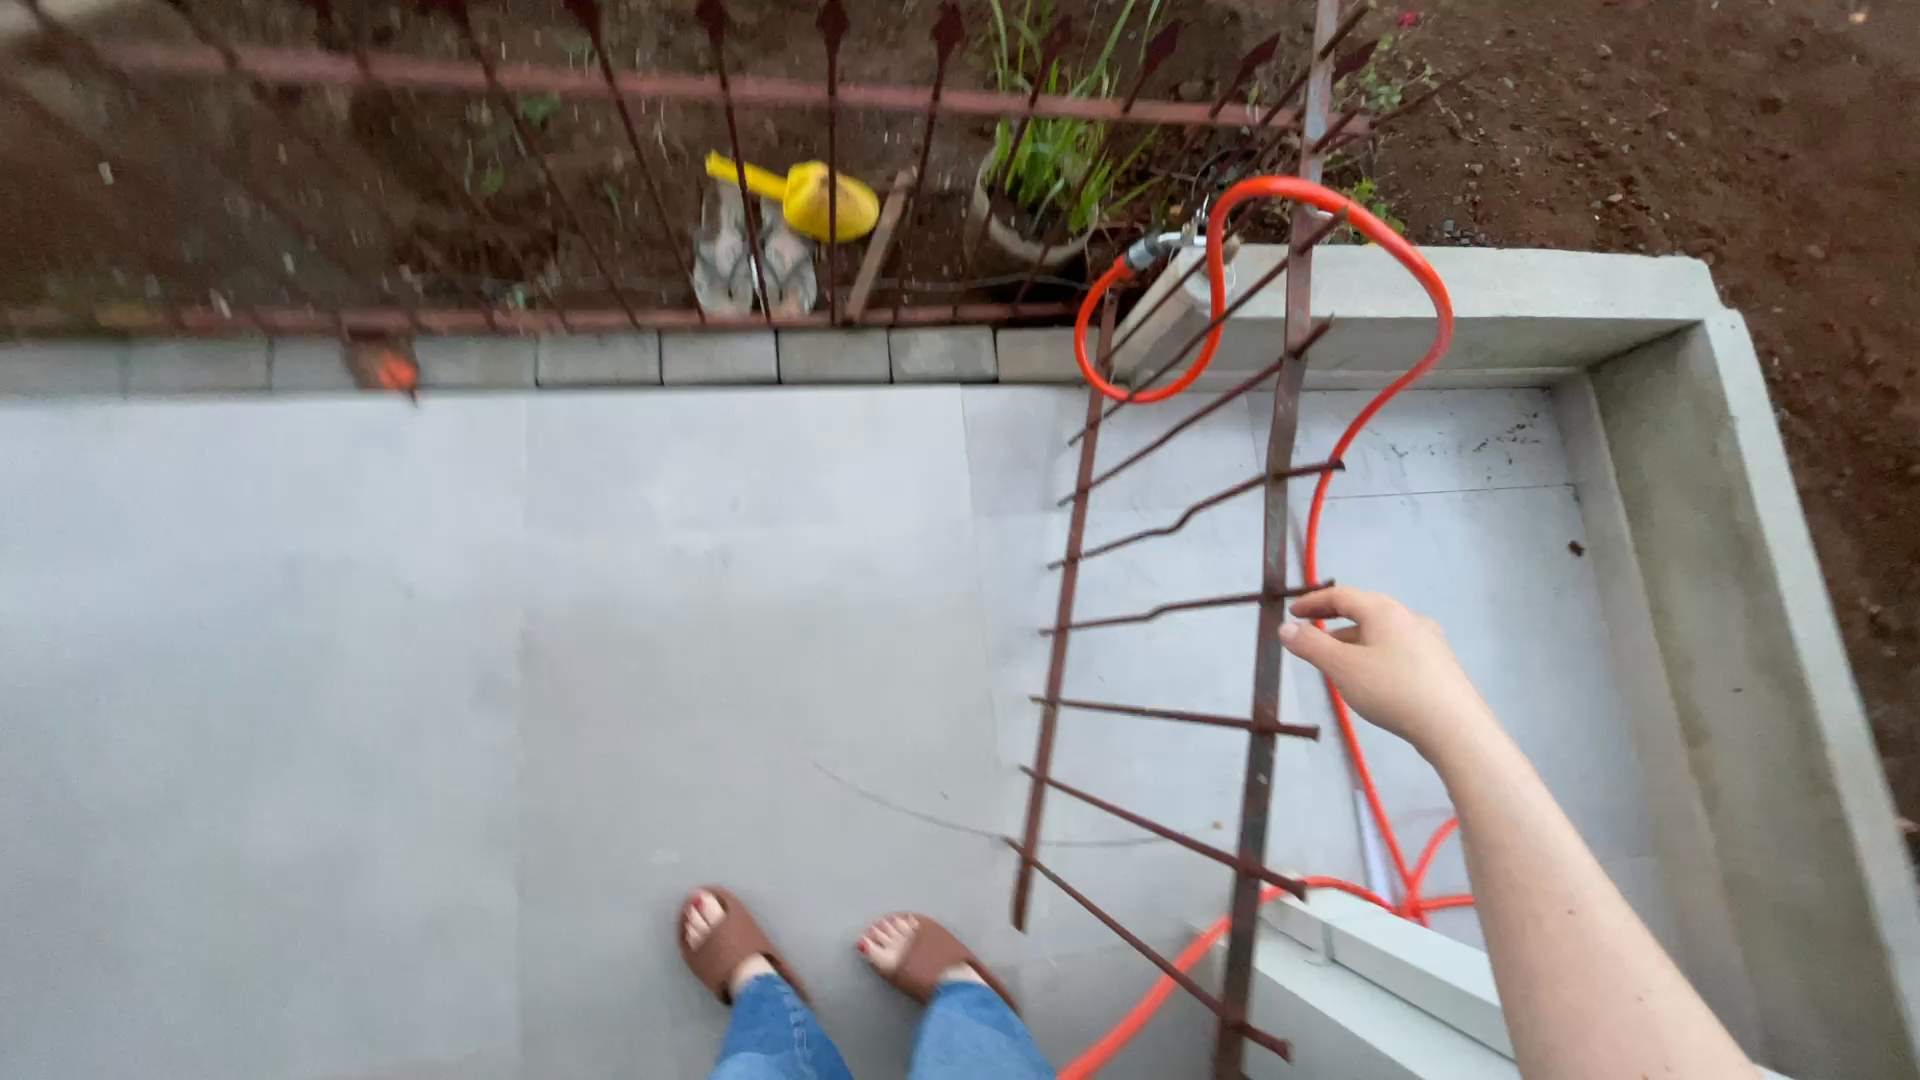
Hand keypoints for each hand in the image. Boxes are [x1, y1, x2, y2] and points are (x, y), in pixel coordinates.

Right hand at [1278, 586, 1494, 753]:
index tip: (1291, 612)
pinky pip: (1397, 649)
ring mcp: (1430, 642)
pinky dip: (1374, 653)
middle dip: (1333, 620)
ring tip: (1335, 661)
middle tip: (1310, 634)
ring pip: (1381, 632)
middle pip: (1364, 611)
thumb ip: (1310, 645)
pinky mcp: (1440, 666)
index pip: (1342, 595)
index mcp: (1385, 612)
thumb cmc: (1393, 690)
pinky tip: (1371, 678)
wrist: (1456, 730)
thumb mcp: (1342, 667)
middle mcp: (1410, 619)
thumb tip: (1285, 628)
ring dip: (1353, 639)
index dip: (1312, 601)